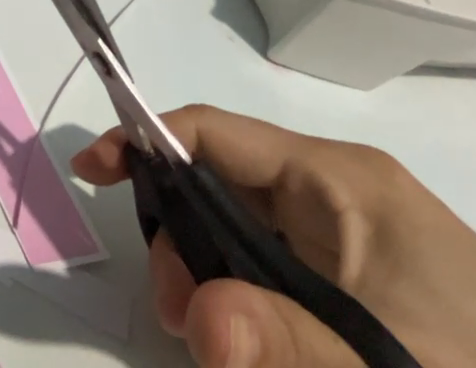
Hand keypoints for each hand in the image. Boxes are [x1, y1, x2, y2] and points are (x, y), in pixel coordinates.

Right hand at [72, 105, 475, 367]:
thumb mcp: (384, 362)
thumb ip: (288, 343)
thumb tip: (194, 316)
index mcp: (335, 179)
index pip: (209, 131)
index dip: (141, 143)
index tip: (90, 174)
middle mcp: (336, 191)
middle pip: (214, 186)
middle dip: (180, 242)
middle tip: (180, 317)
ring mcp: (349, 233)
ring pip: (239, 233)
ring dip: (212, 279)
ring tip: (222, 344)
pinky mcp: (361, 275)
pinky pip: (274, 267)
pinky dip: (249, 299)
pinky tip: (257, 342)